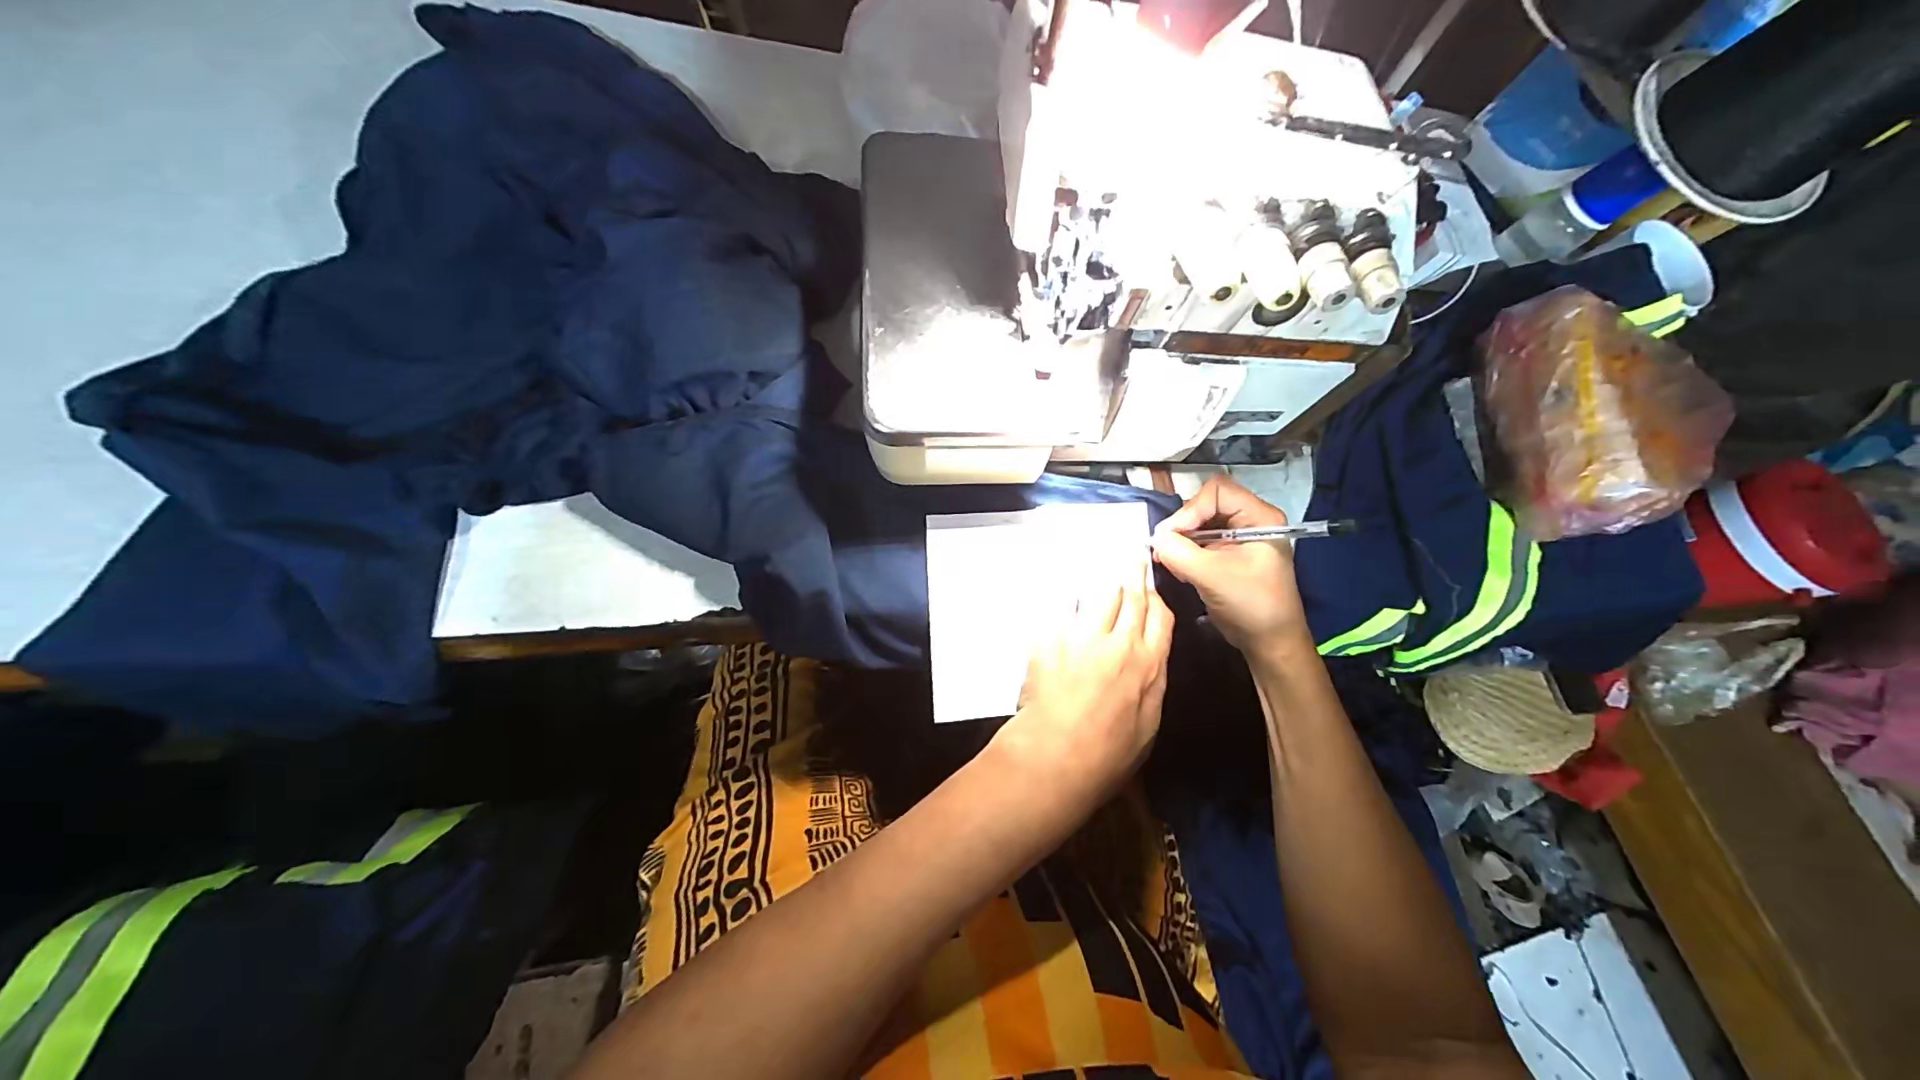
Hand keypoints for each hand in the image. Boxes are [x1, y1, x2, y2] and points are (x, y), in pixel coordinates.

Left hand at [993, 568, 1173, 801]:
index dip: (1157, 597)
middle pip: (1132, 597)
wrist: (1055, 755)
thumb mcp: (1148, 727)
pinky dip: (1068, 598)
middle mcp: (1119, 643)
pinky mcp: (1052, 637)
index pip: (1161, 617)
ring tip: (1104, 569)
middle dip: (1134, 572)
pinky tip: (1067, 592)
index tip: (1152, 588)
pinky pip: (1062, 606)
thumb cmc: (1104, 754)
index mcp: (1148, 666)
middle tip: (1133, 554)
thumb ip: (1152, 687)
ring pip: (1099, 595)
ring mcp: (1083, 637)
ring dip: (1104, 582)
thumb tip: (1153, 666)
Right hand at [1150, 475, 1309, 655]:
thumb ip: (1179, 552)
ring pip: (1199, 524)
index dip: (1191, 509)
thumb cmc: (1252, 606)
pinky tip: (1178, 568)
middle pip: (1206, 505)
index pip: (1217, 492)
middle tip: (1164, 548)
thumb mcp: (1212, 576)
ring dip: (1181, 540)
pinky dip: (1185, 552)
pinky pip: (1199, 542)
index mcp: (1259, 517)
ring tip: (1168, 559)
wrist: (1270, 643)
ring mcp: (1238, 539)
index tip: (1172, 535)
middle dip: (1182, 525)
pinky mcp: (1227, 556)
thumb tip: (1154, 538)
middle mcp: (1250, 521)